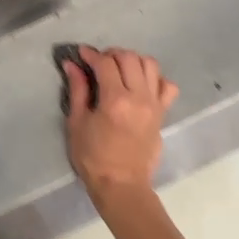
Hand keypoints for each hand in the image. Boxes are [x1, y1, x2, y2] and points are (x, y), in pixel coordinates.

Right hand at [64, 46, 179, 204]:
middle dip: (111, 54)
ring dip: (132, 61)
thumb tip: (72, 65)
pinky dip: (155, 78)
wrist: (121, 184)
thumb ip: (78, 90)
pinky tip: (141, 85)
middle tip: (98, 62)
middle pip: (129, 58)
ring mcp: (154, 104)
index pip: (105, 63)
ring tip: (119, 69)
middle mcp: (139, 97)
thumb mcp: (77, 122)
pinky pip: (167, 86)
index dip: (91, 54)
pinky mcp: (162, 113)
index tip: (81, 54)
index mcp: (115, 100)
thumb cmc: (92, 157)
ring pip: (150, 65)